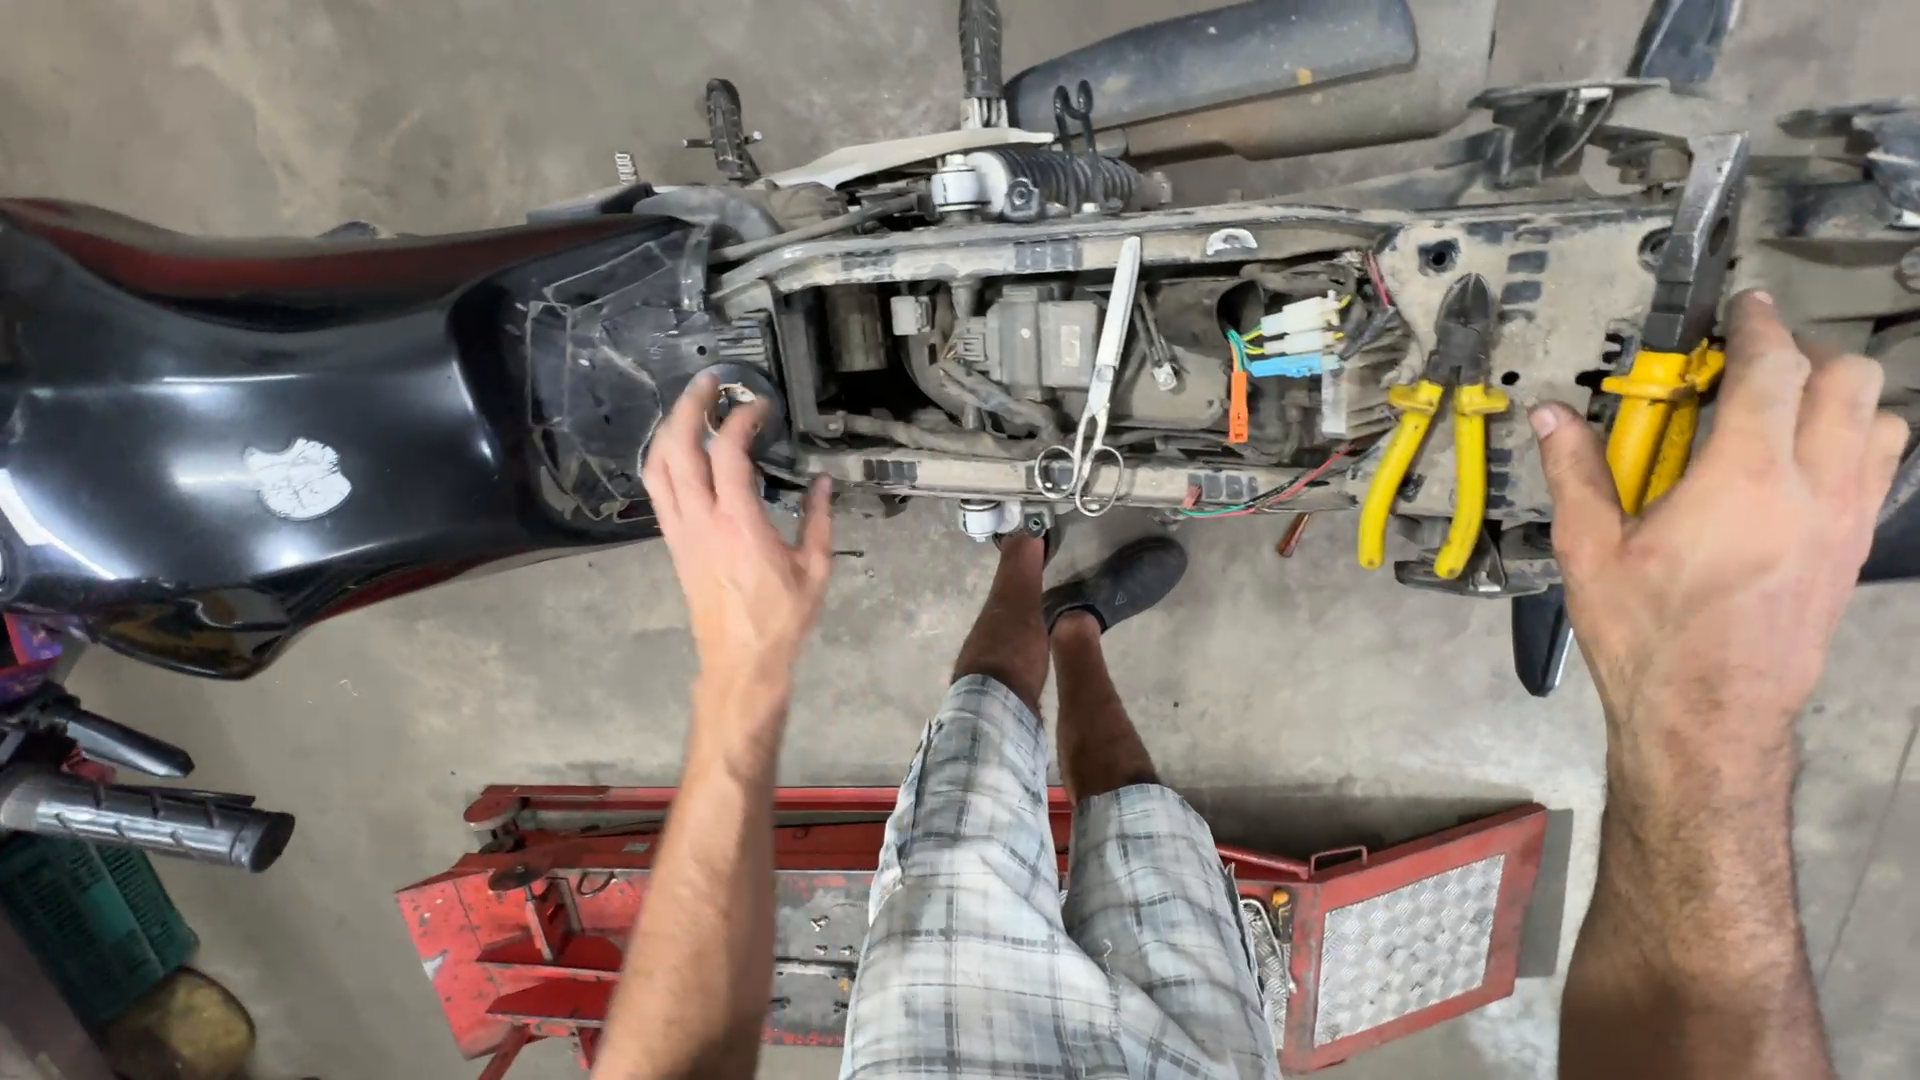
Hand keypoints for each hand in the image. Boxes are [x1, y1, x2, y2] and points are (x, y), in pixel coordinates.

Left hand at [642, 373, 833, 690]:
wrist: (740, 660)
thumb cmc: (781, 617)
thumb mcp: (815, 568)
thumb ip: (818, 519)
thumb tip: (822, 481)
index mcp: (739, 523)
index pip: (728, 453)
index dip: (741, 420)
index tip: (759, 406)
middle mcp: (700, 520)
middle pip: (679, 448)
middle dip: (690, 406)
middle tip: (710, 382)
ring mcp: (680, 530)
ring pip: (657, 466)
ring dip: (668, 429)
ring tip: (688, 406)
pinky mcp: (673, 543)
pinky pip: (656, 491)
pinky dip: (662, 459)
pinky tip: (676, 449)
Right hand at [1532, 292, 1908, 743]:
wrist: (1709, 709)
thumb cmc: (1643, 629)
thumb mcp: (1589, 550)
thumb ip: (1576, 473)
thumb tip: (1550, 415)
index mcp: (1741, 482)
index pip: (1771, 375)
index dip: (1760, 328)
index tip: (1744, 305)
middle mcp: (1814, 488)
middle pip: (1848, 382)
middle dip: (1802, 354)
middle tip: (1743, 364)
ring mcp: (1847, 518)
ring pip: (1882, 419)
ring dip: (1835, 396)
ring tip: (1771, 412)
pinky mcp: (1854, 547)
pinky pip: (1879, 465)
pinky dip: (1849, 439)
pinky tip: (1791, 467)